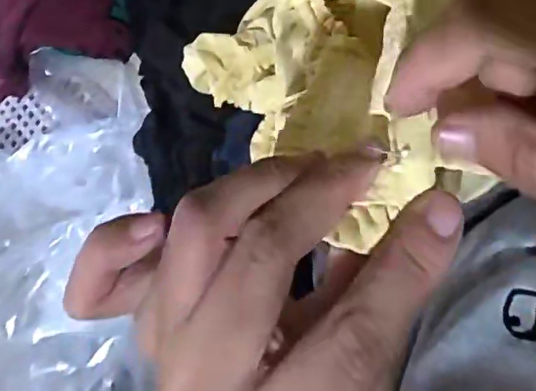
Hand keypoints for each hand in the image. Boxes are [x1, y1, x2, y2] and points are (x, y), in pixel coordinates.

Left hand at [65, 154, 463, 390]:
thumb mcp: (353, 379)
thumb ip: (386, 299)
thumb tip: (433, 211)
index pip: (351, 335)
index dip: (399, 258)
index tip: (432, 196)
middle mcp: (209, 378)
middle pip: (260, 255)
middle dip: (315, 195)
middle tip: (353, 165)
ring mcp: (162, 346)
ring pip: (196, 230)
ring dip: (250, 186)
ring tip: (298, 170)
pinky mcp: (137, 326)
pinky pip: (102, 285)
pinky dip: (116, 247)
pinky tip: (151, 224)